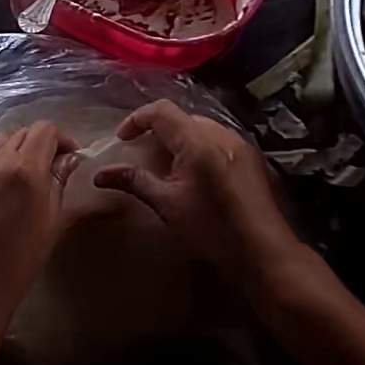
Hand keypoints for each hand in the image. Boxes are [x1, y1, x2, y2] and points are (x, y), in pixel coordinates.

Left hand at [0, 121, 78, 323]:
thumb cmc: (22, 256)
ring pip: (3, 138)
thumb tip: (69, 160)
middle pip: (25, 131)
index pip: (46, 130)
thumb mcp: (53, 219)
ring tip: (29, 170)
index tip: (70, 157)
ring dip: (20, 146)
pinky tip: (6, 179)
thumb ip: (59, 181)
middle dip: (43, 142)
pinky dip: (0, 156)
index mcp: (26, 169)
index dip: (63, 139)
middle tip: (53, 165)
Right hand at [92, 100, 307, 283]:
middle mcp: (222, 135)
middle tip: (140, 151)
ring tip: (165, 163)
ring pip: (202, 128)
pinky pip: (219, 141)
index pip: (162, 111)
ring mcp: (241, 145)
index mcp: (198, 142)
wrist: (264, 254)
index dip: (137, 119)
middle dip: (158, 129)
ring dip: (179, 138)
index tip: (122, 139)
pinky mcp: (252, 159)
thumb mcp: (167, 205)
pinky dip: (199, 147)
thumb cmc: (212, 231)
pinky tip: (194, 173)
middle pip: (182, 117)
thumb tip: (100, 175)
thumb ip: (135, 182)